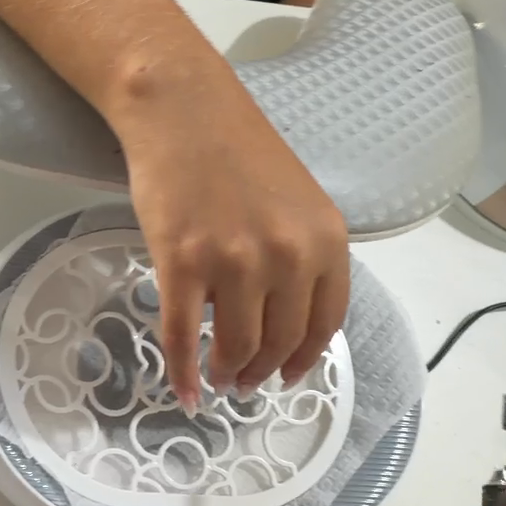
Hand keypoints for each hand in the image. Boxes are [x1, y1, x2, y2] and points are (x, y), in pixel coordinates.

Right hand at [117, 76, 349, 408]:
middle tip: (244, 383)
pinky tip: (183, 393)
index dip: (304, 360)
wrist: (182, 112)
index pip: (324, 323)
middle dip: (261, 373)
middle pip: (279, 342)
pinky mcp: (181, 265)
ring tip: (218, 381)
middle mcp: (287, 257)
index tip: (287, 378)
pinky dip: (182, 373)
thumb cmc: (235, 147)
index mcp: (325, 240)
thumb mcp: (294, 200)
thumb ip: (297, 255)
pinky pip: (183, 337)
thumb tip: (271, 311)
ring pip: (235, 346)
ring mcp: (233, 263)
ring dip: (227, 375)